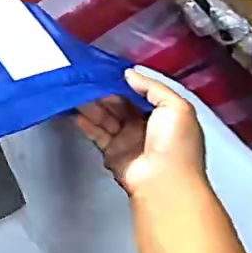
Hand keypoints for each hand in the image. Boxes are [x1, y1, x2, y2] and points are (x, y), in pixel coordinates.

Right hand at [76, 68, 207, 198]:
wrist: (164, 181)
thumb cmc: (175, 143)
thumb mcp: (176, 107)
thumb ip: (152, 87)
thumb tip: (129, 73)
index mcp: (163, 114)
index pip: (139, 94)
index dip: (123, 83)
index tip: (105, 71)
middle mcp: (145, 126)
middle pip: (119, 105)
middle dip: (103, 93)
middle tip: (85, 81)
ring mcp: (127, 139)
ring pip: (106, 117)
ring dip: (91, 106)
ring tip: (75, 93)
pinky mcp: (112, 152)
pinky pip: (97, 134)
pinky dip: (87, 124)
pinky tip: (76, 114)